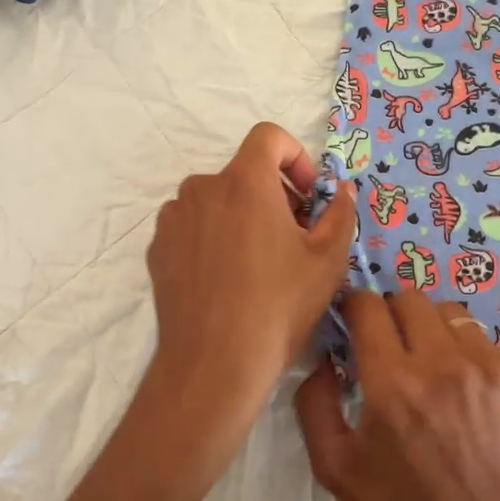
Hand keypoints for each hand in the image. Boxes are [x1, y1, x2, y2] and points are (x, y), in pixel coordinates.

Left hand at [146, 122, 356, 397]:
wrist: (214, 363)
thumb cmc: (279, 306)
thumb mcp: (328, 261)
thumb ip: (340, 214)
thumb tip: (342, 190)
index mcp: (245, 181)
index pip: (268, 136)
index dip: (295, 157)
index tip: (308, 196)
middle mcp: (202, 187)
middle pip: (243, 173)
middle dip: (272, 195)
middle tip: (293, 238)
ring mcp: (173, 218)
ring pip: (216, 201)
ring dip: (240, 216)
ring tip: (258, 262)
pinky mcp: (157, 248)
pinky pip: (191, 227)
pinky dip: (211, 238)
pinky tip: (226, 280)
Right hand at [295, 290, 499, 500]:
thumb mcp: (336, 468)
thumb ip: (314, 403)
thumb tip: (323, 357)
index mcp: (391, 383)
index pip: (367, 305)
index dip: (354, 305)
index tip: (352, 319)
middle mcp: (440, 363)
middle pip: (408, 297)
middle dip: (390, 312)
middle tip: (389, 343)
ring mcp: (486, 366)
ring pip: (448, 312)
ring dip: (430, 327)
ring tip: (429, 363)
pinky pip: (482, 340)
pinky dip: (465, 352)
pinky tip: (463, 388)